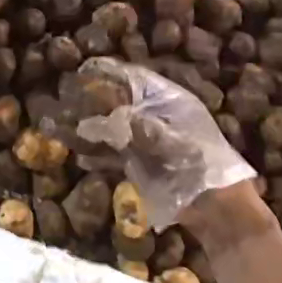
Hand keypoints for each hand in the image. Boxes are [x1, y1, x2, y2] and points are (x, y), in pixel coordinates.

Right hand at [54, 57, 259, 230]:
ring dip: (89, 129)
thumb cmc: (205, 169)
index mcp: (169, 103)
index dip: (109, 73)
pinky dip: (96, 156)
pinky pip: (111, 155)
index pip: (134, 79)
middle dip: (91, 101)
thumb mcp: (178, 145)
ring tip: (62, 128)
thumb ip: (143, 130)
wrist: (220, 212)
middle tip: (64, 99)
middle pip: (117, 102)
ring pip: (110, 128)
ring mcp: (144, 140)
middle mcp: (153, 117)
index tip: (83, 70)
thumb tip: (108, 120)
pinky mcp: (139, 164)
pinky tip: (79, 158)